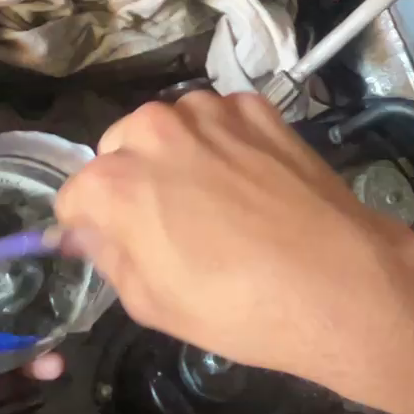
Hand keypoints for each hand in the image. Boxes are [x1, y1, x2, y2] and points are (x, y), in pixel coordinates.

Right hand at [54, 92, 413, 413]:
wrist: (337, 280)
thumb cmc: (236, 306)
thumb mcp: (151, 302)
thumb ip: (106, 254)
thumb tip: (86, 230)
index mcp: (115, 181)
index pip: (76, 194)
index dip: (91, 223)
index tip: (116, 242)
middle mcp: (154, 129)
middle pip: (120, 148)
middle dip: (132, 178)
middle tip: (172, 222)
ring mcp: (210, 111)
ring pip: (170, 126)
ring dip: (178, 153)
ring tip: (216, 199)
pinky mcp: (256, 107)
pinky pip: (220, 119)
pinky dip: (224, 141)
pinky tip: (251, 178)